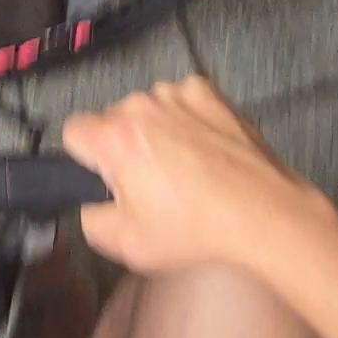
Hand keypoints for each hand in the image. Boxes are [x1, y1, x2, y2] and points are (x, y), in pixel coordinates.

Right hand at [62, 77, 337, 276]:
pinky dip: (186, 119)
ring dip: (156, 131)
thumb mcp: (128, 245)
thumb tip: (92, 202)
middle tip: (151, 182)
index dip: (85, 156)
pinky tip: (203, 149)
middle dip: (125, 145)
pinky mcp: (205, 92)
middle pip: (112, 120)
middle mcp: (140, 106)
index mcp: (115, 138)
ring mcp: (175, 94)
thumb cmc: (199, 229)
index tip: (105, 173)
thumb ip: (91, 219)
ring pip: (147, 110)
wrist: (265, 214)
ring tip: (184, 168)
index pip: (73, 130)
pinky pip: (180, 101)